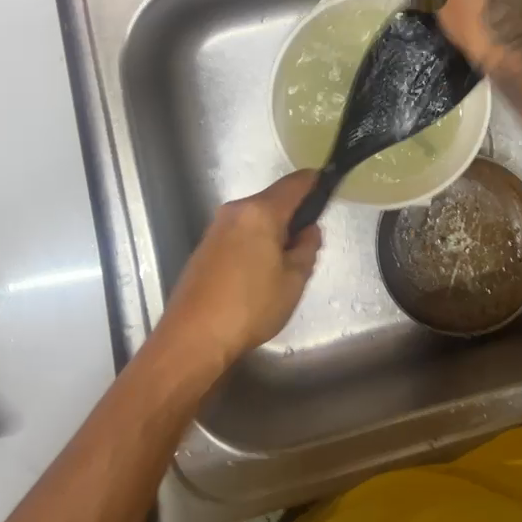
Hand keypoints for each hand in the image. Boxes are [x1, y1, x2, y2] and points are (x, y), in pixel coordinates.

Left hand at [155, 171, 322, 365]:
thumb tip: (308, 230)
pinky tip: (256, 276)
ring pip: (256, 219)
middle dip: (294, 217)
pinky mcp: (205, 247)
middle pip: (274, 201)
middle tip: (307, 248)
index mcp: (260, 212)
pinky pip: (239, 233)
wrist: (192, 338)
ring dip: (273, 233)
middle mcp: (235, 211)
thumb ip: (307, 248)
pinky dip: (254, 243)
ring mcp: (216, 228)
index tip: (329, 193)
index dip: (316, 184)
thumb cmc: (250, 307)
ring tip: (282, 269)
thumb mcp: (294, 280)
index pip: (296, 183)